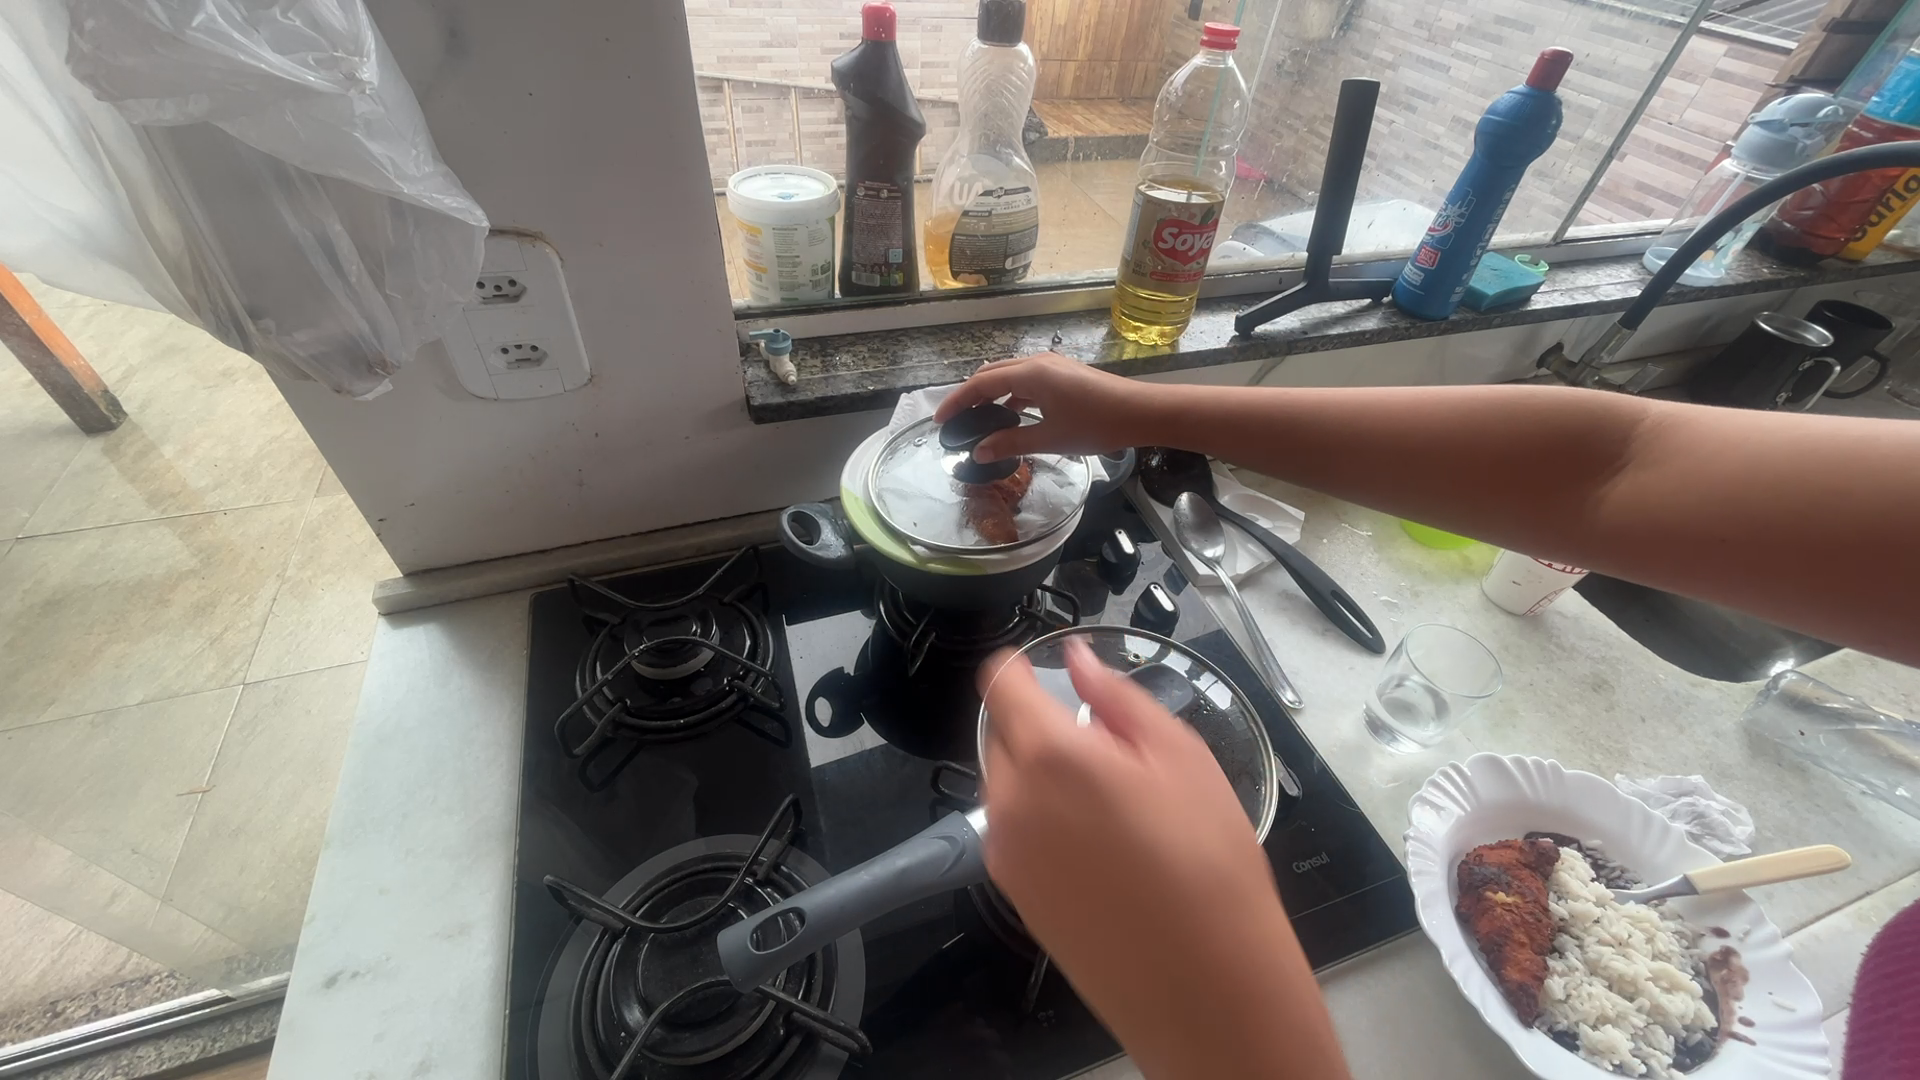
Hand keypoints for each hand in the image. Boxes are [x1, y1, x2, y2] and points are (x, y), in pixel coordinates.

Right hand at [933, 352, 1155, 461]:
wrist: (1140, 413)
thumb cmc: (1095, 425)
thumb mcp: (1049, 438)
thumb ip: (1010, 443)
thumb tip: (979, 452)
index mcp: (1029, 374)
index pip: (980, 384)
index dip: (957, 402)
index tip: (940, 420)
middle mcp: (1036, 363)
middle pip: (991, 374)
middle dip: (970, 396)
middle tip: (955, 421)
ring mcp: (1051, 367)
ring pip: (1009, 376)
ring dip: (991, 395)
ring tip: (979, 421)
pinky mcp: (1063, 375)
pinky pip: (1026, 381)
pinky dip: (1011, 396)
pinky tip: (1012, 417)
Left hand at [979, 640, 1350, 1079]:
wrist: (1208, 989)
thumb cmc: (1208, 862)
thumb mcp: (1180, 754)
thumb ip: (1116, 693)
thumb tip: (1076, 657)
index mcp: (1048, 755)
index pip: (998, 682)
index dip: (1019, 666)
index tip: (1044, 671)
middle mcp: (1009, 800)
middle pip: (1001, 731)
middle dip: (1040, 725)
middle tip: (1104, 749)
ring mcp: (1004, 851)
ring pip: (1006, 780)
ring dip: (1040, 772)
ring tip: (1108, 805)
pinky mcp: (1011, 893)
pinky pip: (1011, 828)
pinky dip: (1039, 817)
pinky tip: (1096, 847)